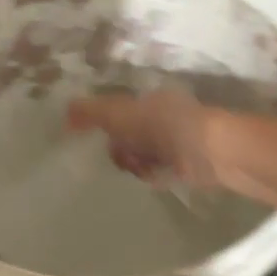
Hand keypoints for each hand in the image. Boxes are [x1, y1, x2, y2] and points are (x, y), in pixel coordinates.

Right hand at [66, 88, 217, 187]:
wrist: (211, 151)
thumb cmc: (164, 125)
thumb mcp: (118, 113)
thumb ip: (90, 112)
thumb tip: (66, 112)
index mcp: (150, 100)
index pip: (118, 113)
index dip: (106, 126)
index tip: (99, 138)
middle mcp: (163, 118)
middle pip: (127, 139)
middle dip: (122, 150)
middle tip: (129, 155)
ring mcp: (176, 143)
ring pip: (140, 158)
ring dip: (137, 165)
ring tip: (148, 166)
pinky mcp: (186, 165)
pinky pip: (157, 173)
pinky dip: (154, 175)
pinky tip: (160, 176)